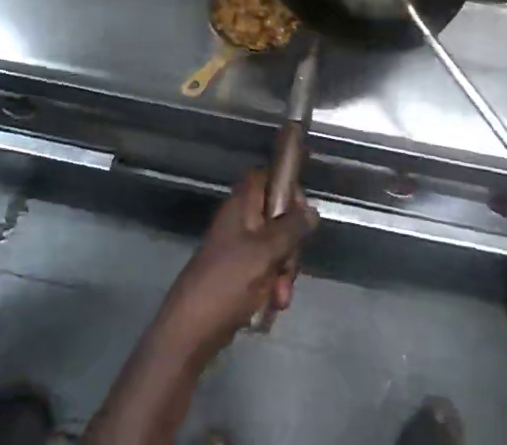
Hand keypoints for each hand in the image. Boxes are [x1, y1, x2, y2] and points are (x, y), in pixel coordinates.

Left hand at [151, 169, 317, 357]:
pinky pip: (266, 270)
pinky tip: (273, 305)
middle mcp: (240, 222)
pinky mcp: (240, 273)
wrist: (193, 327)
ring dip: (284, 272)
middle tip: (289, 267)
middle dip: (291, 246)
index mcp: (240, 207)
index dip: (286, 189)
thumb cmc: (228, 281)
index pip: (265, 178)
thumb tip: (313, 210)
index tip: (302, 213)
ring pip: (276, 248)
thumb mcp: (266, 252)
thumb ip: (292, 229)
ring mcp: (239, 248)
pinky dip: (273, 285)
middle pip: (277, 217)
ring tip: (280, 297)